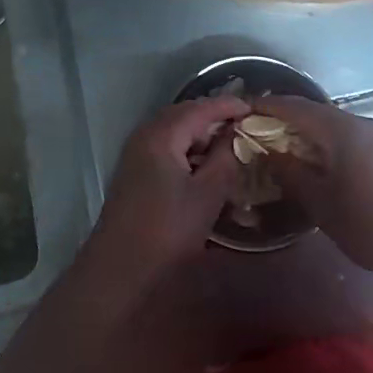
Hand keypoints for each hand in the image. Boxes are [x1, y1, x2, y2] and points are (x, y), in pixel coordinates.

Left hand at [88, 97, 249, 283]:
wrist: (119, 266)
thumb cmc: (166, 231)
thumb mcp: (206, 196)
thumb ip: (224, 159)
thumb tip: (235, 135)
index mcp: (161, 135)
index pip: (199, 108)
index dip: (227, 106)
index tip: (253, 108)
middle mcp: (145, 135)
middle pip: (183, 114)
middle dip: (213, 116)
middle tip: (243, 125)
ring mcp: (136, 152)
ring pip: (173, 130)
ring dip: (200, 133)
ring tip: (229, 144)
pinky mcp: (134, 170)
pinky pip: (165, 146)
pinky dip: (187, 148)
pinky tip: (204, 165)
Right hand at [258, 95, 372, 279]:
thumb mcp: (322, 204)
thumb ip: (291, 174)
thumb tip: (269, 153)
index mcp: (342, 130)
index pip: (294, 107)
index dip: (266, 106)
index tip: (241, 110)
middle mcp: (361, 124)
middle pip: (314, 112)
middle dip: (283, 118)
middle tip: (256, 130)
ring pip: (332, 125)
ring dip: (305, 132)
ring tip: (281, 147)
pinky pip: (347, 137)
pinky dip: (325, 142)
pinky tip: (316, 162)